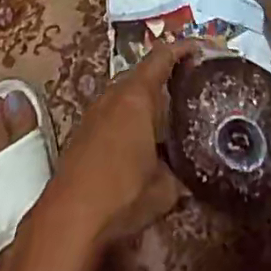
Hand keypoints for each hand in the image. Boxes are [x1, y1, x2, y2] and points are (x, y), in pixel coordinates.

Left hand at [47, 39, 196, 246]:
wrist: (66, 222)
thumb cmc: (122, 194)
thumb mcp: (165, 189)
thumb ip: (180, 174)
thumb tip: (188, 176)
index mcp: (137, 96)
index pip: (163, 56)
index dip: (184, 49)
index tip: (203, 50)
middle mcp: (113, 96)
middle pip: (144, 73)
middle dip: (168, 77)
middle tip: (193, 86)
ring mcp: (94, 114)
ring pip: (127, 94)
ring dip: (147, 99)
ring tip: (171, 115)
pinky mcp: (81, 134)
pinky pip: (113, 113)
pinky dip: (130, 118)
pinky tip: (142, 141)